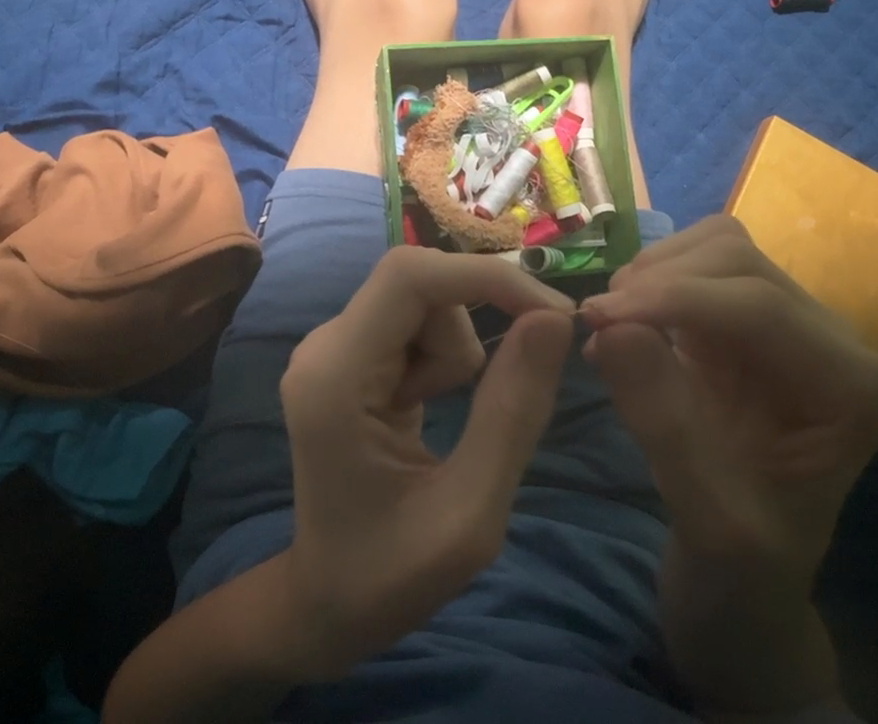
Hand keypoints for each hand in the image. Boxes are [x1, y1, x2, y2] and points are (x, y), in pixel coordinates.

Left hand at [278, 246, 575, 677]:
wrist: (328, 600)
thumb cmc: (392, 575)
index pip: (410, 277)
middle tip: (500, 396)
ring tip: (443, 423)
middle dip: (474, 330)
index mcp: (336, 377)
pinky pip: (414, 327)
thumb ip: (513, 411)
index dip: (487, 278)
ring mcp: (331, 350)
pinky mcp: (347, 358)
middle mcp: (324, 347)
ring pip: (424, 305)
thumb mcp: (471, 512)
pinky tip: (427, 409)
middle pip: (420, 286)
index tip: (553, 316)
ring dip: (457, 355)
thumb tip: (554, 319)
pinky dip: (442, 361)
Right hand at [581, 215, 877, 584]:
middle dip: (659, 282)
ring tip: (608, 328)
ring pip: (715, 250)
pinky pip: (693, 271)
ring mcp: (789, 328)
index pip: (758, 305)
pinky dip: (646, 286)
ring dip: (650, 276)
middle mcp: (834, 342)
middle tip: (596, 324)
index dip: (671, 299)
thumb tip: (610, 327)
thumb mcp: (704, 515)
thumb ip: (663, 421)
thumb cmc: (739, 567)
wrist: (742, 582)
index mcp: (854, 389)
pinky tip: (619, 330)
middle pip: (737, 260)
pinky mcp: (744, 327)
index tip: (595, 318)